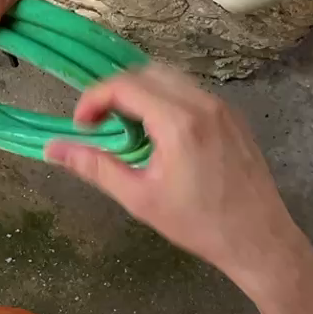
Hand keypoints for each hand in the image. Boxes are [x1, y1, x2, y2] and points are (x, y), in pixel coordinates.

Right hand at [44, 64, 312, 298]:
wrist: (260, 240)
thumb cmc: (198, 224)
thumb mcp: (139, 198)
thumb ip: (94, 166)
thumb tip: (52, 148)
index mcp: (178, 121)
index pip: (123, 85)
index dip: (92, 99)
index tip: (80, 125)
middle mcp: (201, 103)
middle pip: (145, 72)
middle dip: (114, 91)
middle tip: (99, 122)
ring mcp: (221, 106)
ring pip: (169, 77)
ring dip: (139, 92)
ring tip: (125, 126)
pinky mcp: (231, 115)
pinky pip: (189, 90)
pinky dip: (163, 98)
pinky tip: (157, 132)